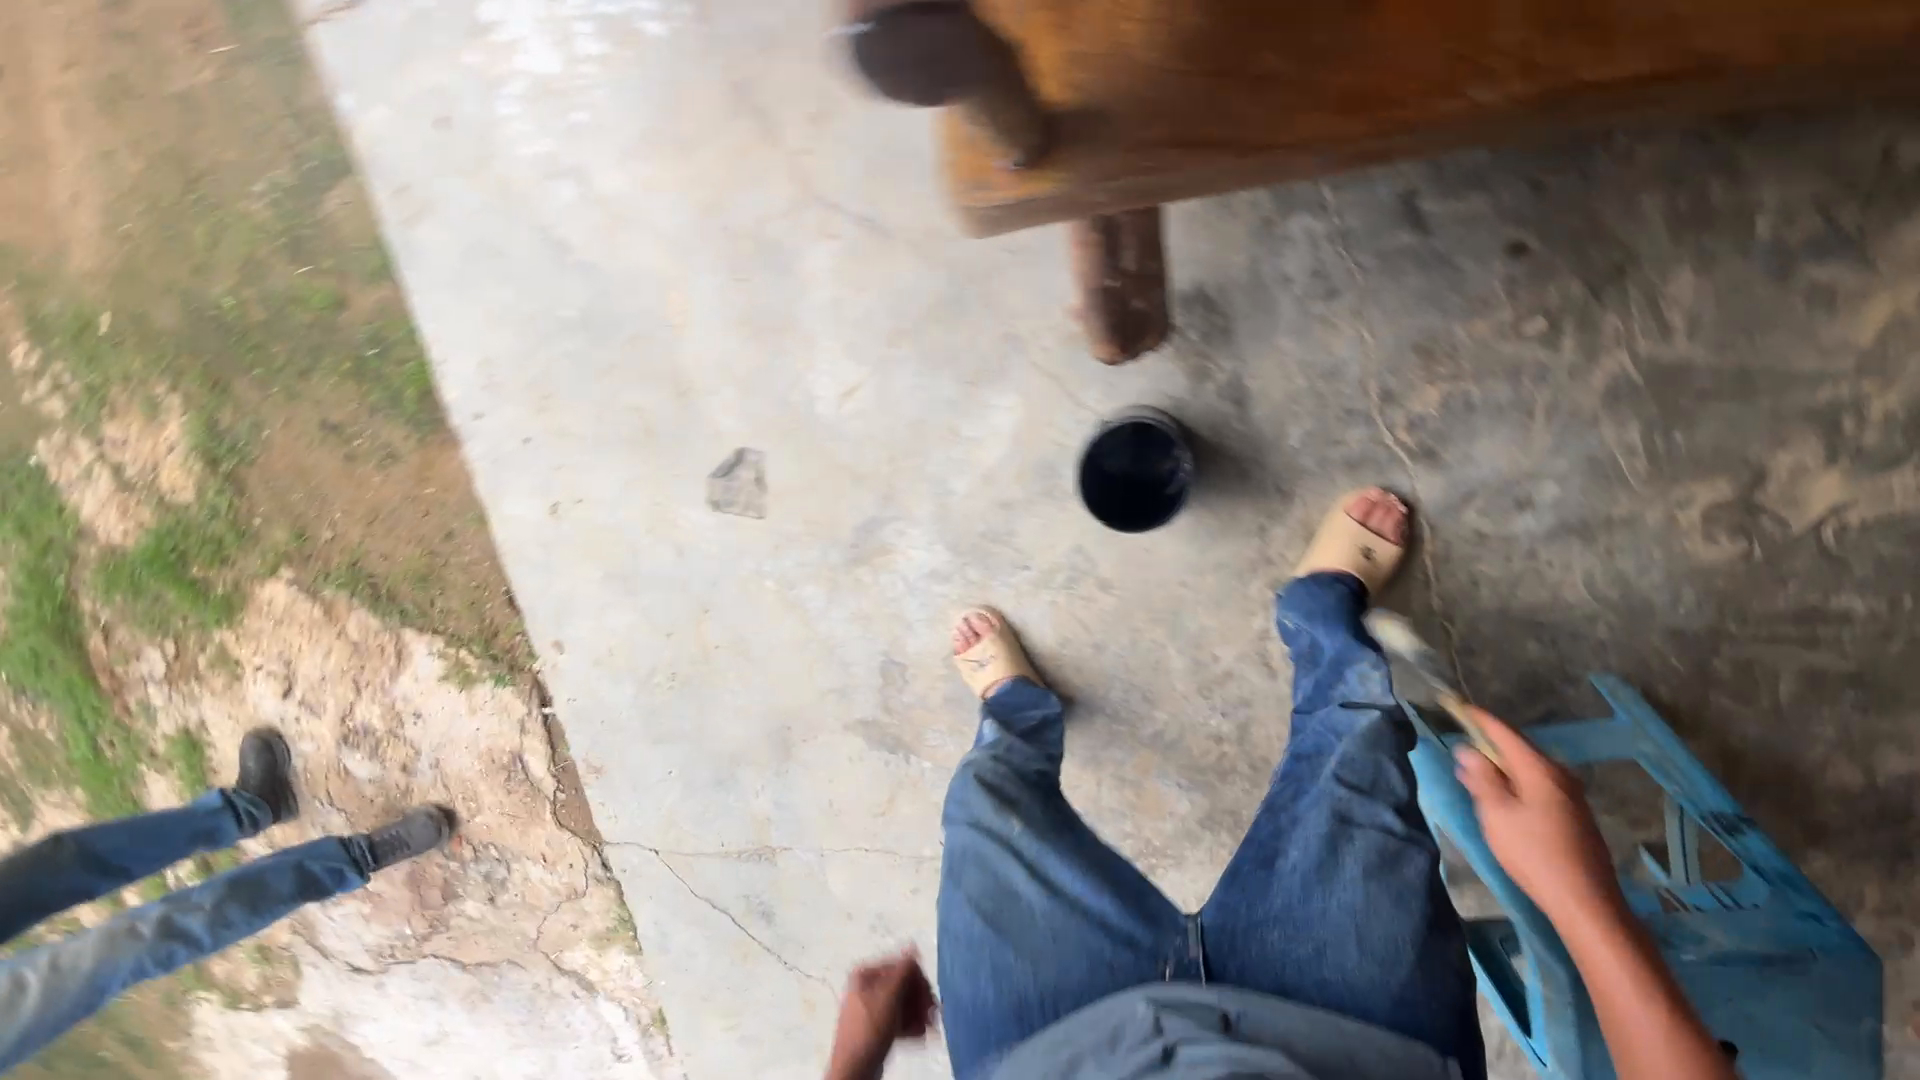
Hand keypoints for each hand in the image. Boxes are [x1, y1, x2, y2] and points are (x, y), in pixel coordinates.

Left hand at [825, 949, 936, 1079]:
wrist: (854, 1069)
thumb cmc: (870, 1028)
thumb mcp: (889, 995)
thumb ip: (904, 970)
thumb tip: (914, 946)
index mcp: (866, 973)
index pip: (902, 965)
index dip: (919, 981)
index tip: (930, 998)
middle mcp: (867, 986)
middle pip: (904, 985)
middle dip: (920, 1000)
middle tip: (932, 1015)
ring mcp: (871, 1007)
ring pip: (903, 1004)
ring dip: (918, 1014)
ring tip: (928, 1028)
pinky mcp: (876, 1027)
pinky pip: (898, 1019)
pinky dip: (910, 1025)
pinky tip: (919, 1036)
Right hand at [1454, 709, 1623, 925]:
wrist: (1584, 900)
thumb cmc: (1533, 853)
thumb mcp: (1496, 814)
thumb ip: (1481, 778)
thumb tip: (1469, 751)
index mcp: (1539, 770)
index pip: (1505, 733)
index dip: (1480, 719)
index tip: (1459, 708)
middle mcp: (1560, 776)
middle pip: (1519, 750)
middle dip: (1489, 746)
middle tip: (1462, 747)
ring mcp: (1571, 796)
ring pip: (1529, 770)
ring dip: (1502, 768)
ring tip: (1476, 774)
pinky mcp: (1574, 815)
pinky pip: (1538, 786)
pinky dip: (1516, 784)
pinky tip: (1503, 799)